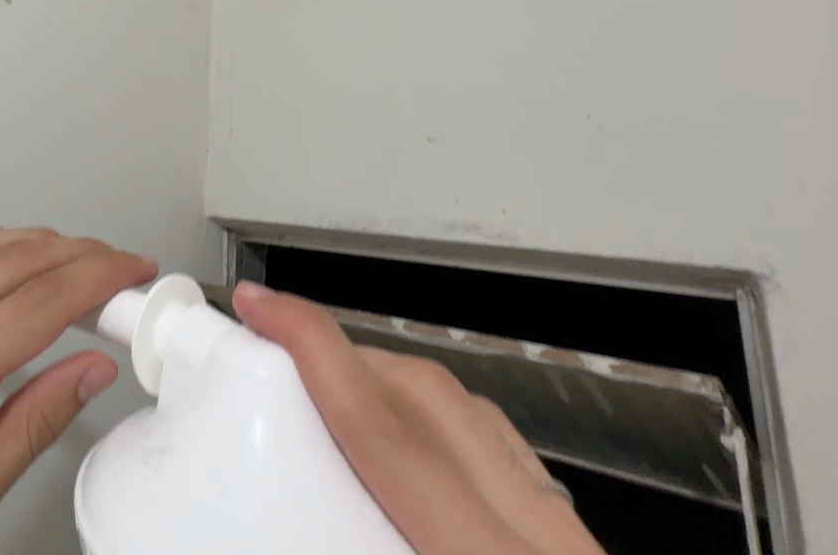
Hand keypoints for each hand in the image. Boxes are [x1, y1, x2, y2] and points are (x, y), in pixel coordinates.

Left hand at [0, 229, 157, 554]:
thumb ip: (28, 429)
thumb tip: (84, 376)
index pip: (41, 302)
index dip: (99, 279)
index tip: (133, 274)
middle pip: (13, 260)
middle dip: (78, 252)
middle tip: (119, 265)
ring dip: (34, 240)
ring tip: (76, 254)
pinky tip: (3, 257)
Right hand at [233, 281, 607, 554]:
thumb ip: (340, 534)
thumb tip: (273, 517)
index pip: (384, 426)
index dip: (312, 347)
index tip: (261, 306)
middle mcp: (545, 543)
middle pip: (429, 396)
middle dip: (337, 352)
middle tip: (272, 350)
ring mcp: (570, 542)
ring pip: (470, 412)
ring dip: (386, 383)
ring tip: (326, 394)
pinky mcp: (575, 547)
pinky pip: (503, 450)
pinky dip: (441, 422)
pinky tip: (406, 445)